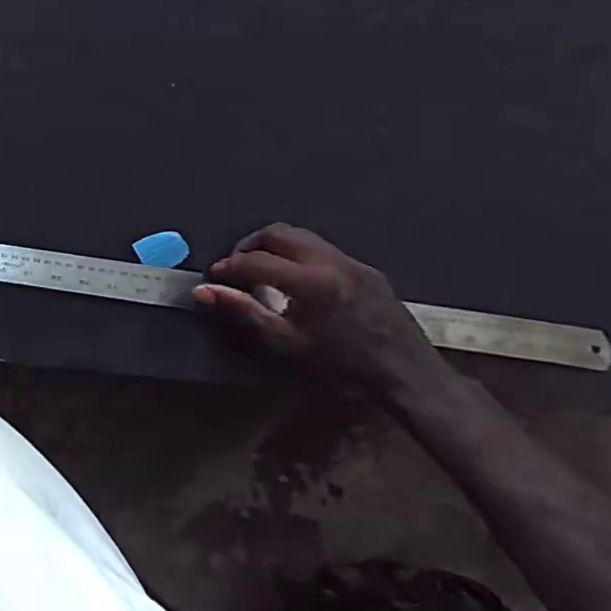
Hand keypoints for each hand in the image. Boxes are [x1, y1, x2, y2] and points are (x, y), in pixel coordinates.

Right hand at [192, 223, 447, 394]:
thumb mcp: (285, 340)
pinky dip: (298, 256)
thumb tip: (202, 291)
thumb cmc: (341, 364)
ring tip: (263, 272)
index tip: (216, 277)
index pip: (255, 260)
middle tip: (237, 268)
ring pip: (301, 236)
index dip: (228, 266)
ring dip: (274, 248)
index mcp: (311, 282)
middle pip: (278, 233)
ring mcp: (353, 263)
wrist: (407, 376)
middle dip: (249, 245)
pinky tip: (296, 283)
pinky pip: (321, 249)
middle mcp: (332, 263)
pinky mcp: (366, 269)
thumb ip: (243, 310)